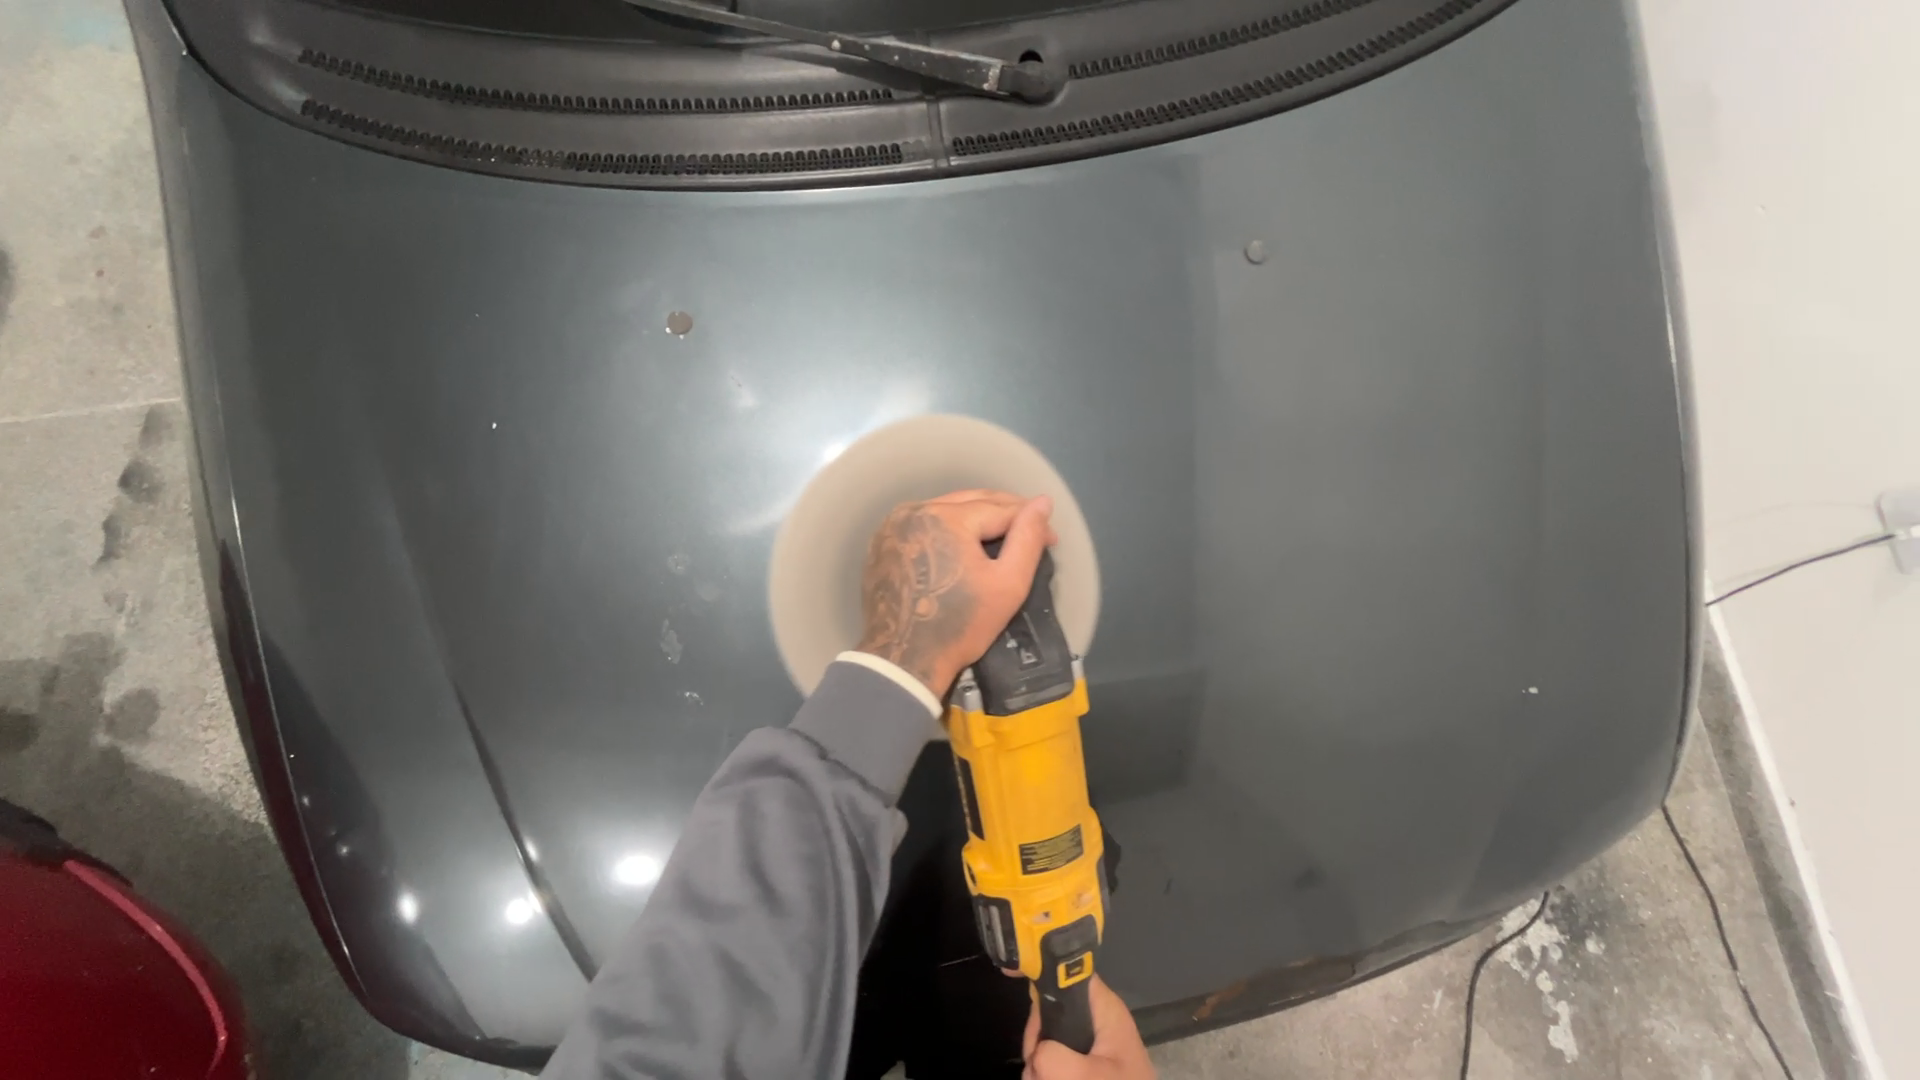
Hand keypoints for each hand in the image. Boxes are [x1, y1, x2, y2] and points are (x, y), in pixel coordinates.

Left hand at [854, 489, 1056, 699]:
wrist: (903, 660)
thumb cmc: (960, 624)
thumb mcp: (1007, 584)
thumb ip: (1027, 539)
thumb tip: (1043, 501)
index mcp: (945, 517)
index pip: (1000, 509)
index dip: (1030, 521)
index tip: (1052, 540)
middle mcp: (915, 510)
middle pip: (972, 501)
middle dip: (1006, 512)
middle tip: (1031, 530)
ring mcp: (894, 526)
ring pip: (947, 510)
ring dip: (977, 518)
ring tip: (1002, 536)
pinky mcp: (883, 543)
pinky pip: (925, 525)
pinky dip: (948, 530)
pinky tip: (964, 545)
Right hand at [1023, 976, 1154, 1079]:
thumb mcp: (1091, 1077)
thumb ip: (1056, 1058)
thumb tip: (1035, 1055)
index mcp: (1104, 1008)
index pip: (1069, 971)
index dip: (1042, 971)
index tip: (1013, 975)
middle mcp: (1096, 1020)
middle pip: (1051, 1009)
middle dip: (1036, 1038)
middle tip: (1034, 1065)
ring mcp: (1090, 1044)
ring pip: (1049, 1039)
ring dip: (1038, 1062)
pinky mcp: (1085, 1064)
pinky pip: (1055, 1059)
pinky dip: (1045, 1072)